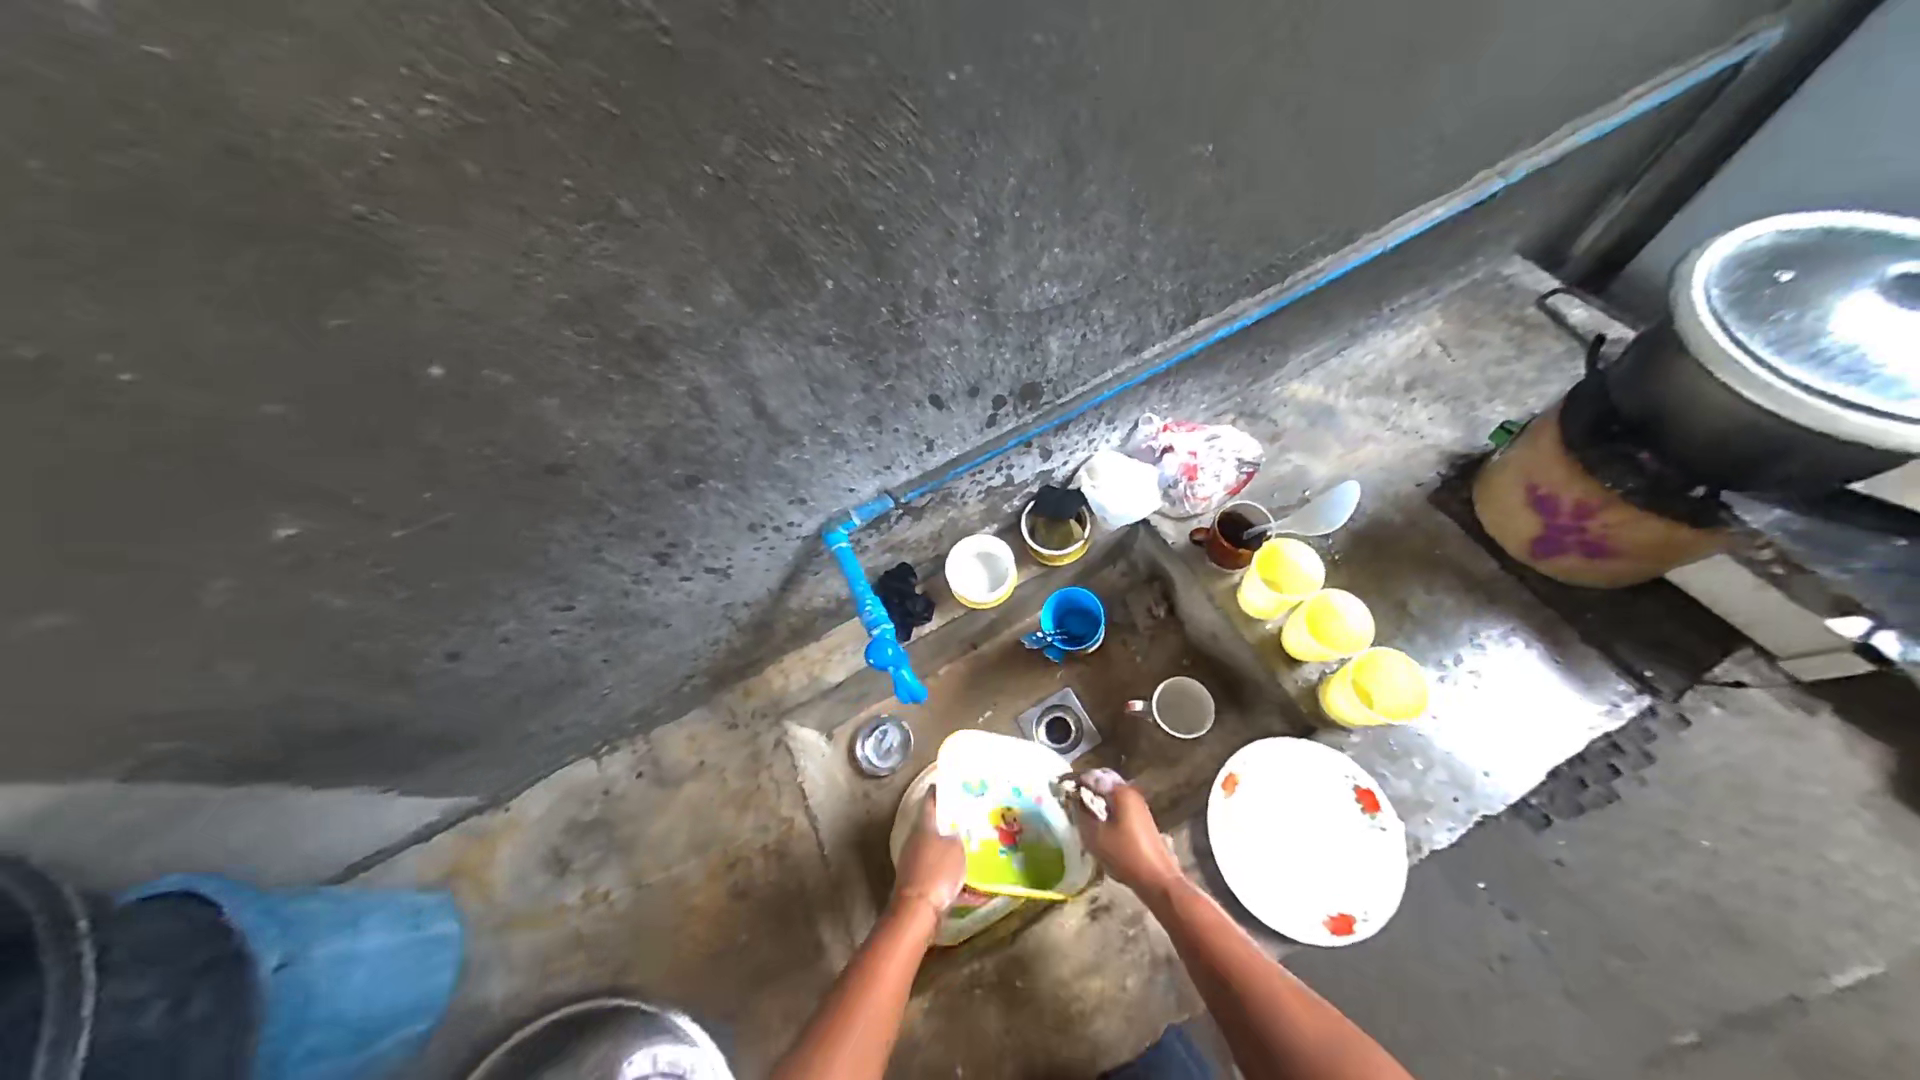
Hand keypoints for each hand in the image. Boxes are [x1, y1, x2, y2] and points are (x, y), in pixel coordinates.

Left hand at [892, 793, 965, 916]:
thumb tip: (956, 830)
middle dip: (948, 821)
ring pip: (934, 847)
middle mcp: (914, 839)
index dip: (939, 791)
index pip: (930, 800)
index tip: (950, 785)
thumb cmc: (938, 871)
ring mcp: (913, 859)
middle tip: (966, 817)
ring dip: (949, 846)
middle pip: (932, 824)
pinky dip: (949, 870)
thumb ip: (957, 836)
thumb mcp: (956, 848)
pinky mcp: (916, 879)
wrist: (917, 909)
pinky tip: (966, 880)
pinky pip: (936, 869)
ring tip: (969, 847)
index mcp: (924, 825)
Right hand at [1071, 769, 1182, 895]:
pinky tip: (1096, 821)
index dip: (1073, 781)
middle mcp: (1131, 793)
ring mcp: (1138, 806)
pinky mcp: (1140, 819)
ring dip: (1095, 798)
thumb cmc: (1125, 854)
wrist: (1158, 880)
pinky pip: (1117, 805)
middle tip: (1069, 798)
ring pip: (1110, 794)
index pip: (1091, 776)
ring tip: (1079, 810)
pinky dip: (1105, 808)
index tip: (1059, 788)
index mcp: (1120, 791)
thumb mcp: (1095, 835)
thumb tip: (1073, 799)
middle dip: (1085, 787)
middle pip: (1103, 781)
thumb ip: (1081, 813)